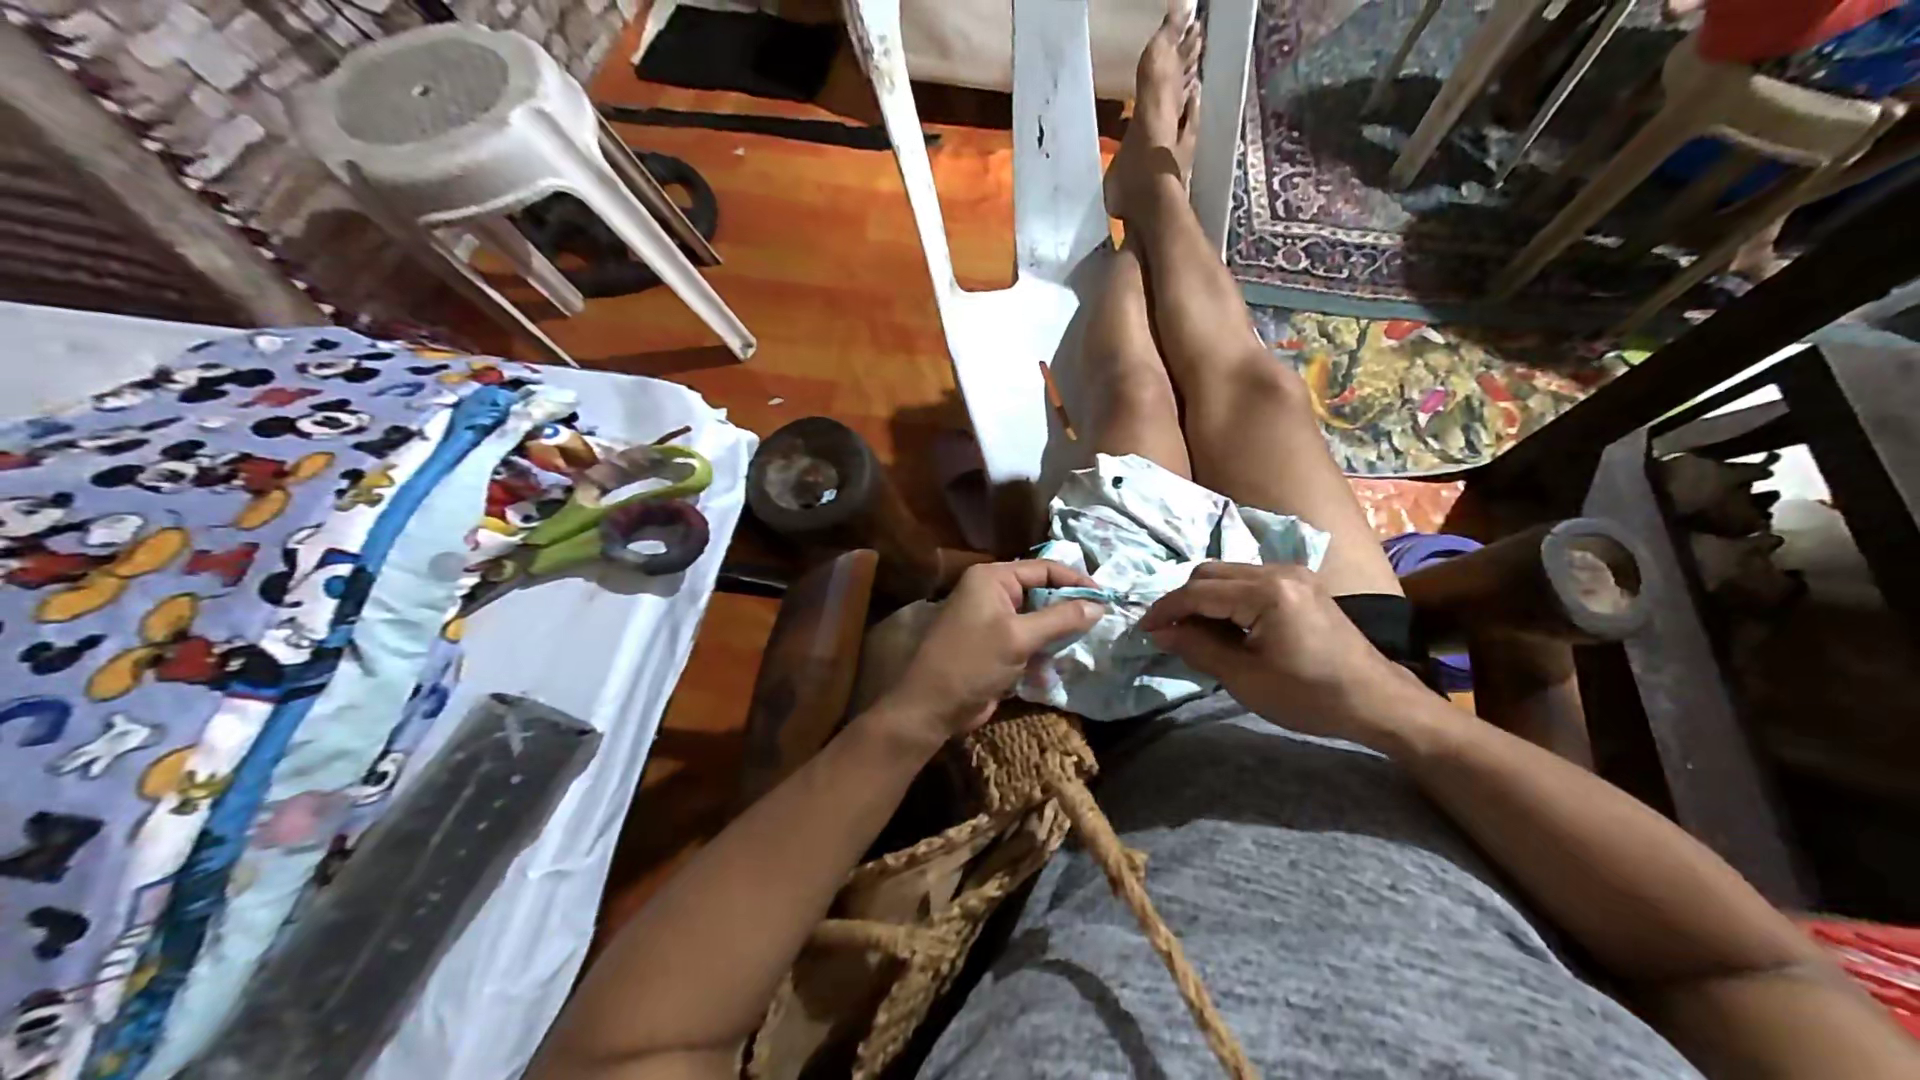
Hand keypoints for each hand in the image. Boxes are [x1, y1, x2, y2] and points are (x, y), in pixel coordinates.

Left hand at [876, 560, 1103, 745]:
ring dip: (1057, 634)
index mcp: (992, 578)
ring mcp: (992, 620)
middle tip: (1100, 622)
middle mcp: (991, 592)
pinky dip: (1043, 650)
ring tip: (1083, 645)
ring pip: (1037, 619)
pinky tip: (1057, 665)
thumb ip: (1061, 618)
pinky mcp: (995, 646)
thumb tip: (1098, 605)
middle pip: (1041, 592)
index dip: (1075, 581)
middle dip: (1068, 609)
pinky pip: (1028, 640)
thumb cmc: (973, 661)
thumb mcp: (1020, 637)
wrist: (933, 706)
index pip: (1043, 568)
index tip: (1105, 598)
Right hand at [1139, 561, 1428, 742]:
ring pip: (1226, 574)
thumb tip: (1159, 632)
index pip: (1198, 591)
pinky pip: (1247, 580)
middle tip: (1170, 634)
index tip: (1145, 630)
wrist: (1377, 701)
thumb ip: (1197, 647)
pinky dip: (1226, 599)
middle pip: (1209, 573)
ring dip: (1203, 599)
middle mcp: (1279, 571)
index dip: (1166, 610)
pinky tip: (1225, 626)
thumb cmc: (1310, 696)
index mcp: (1267, 593)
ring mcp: (1293, 574)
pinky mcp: (1300, 583)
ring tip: (1195, 632)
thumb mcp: (1245, 678)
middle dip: (1183, 601)